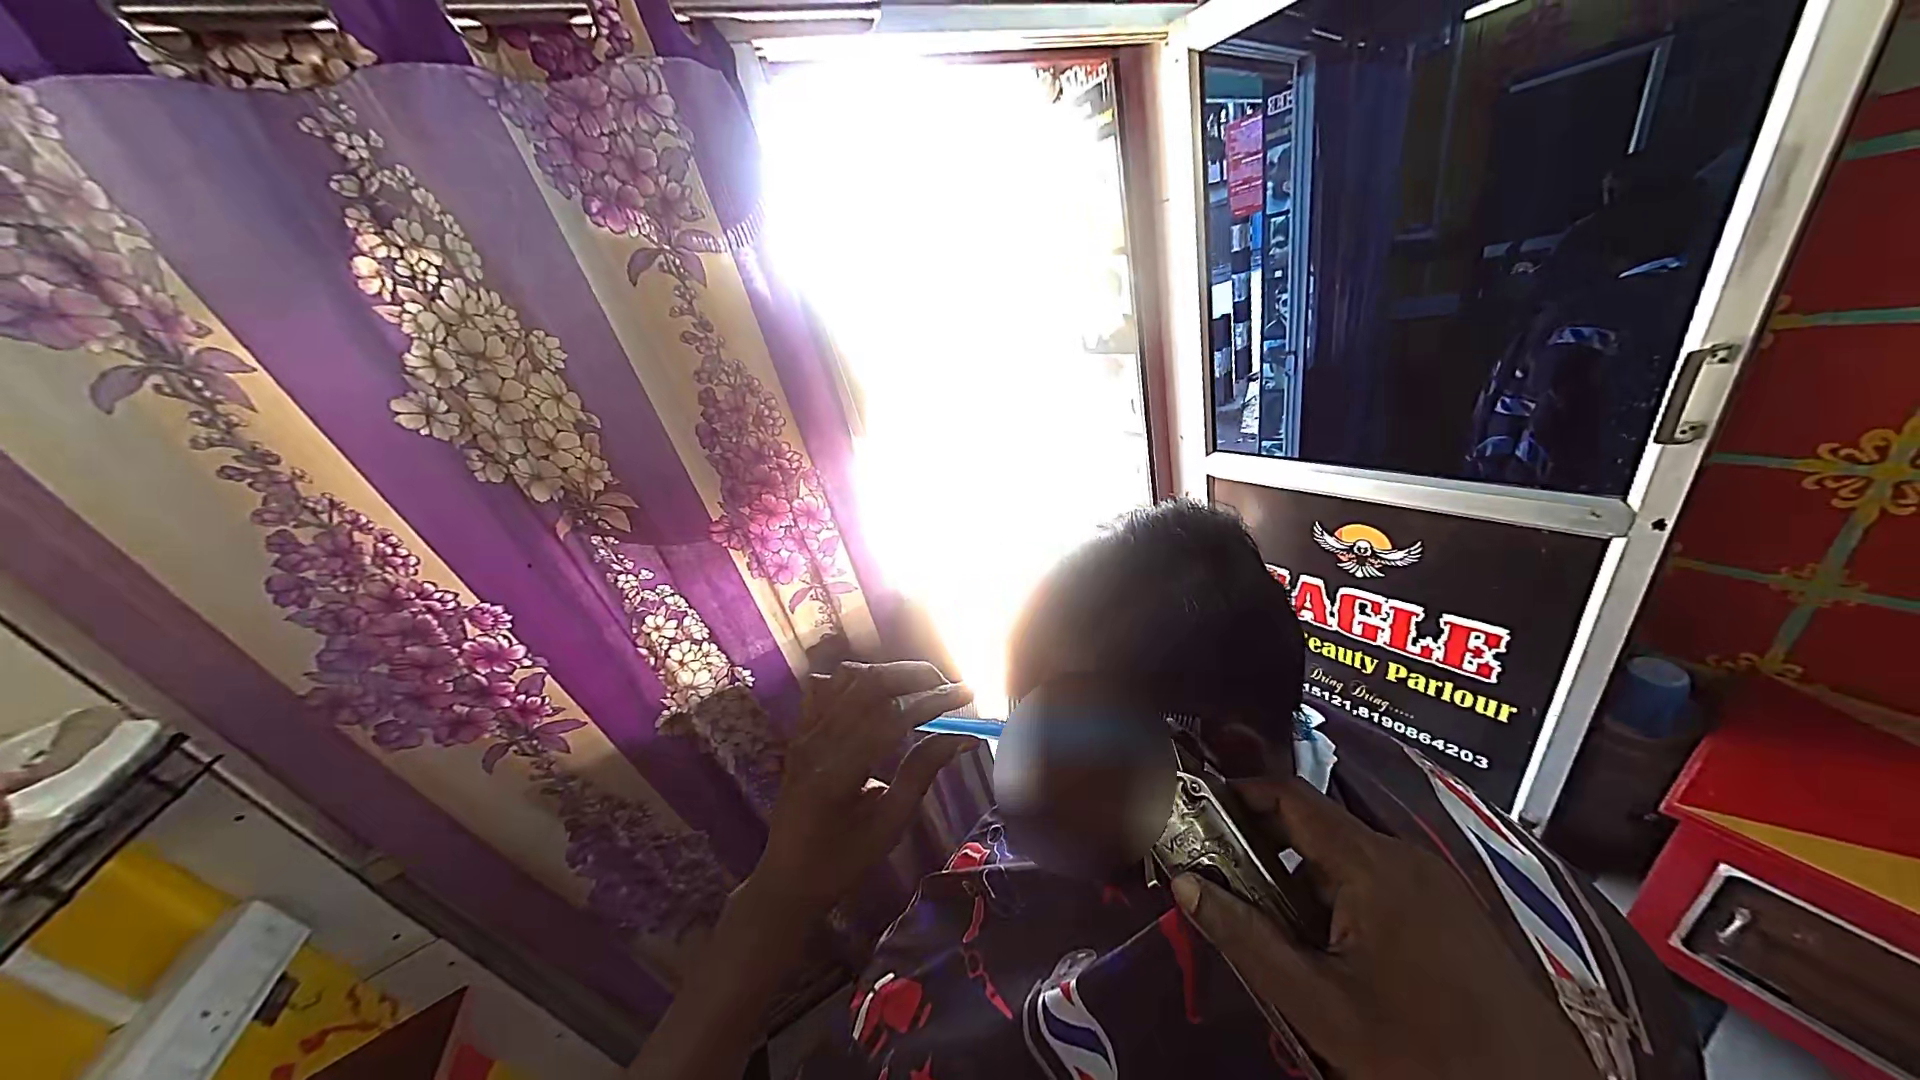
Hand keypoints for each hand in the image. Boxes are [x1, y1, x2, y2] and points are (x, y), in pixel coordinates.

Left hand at [751, 661, 976, 916]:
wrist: (788, 877)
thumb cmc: (842, 860)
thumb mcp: (890, 824)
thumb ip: (922, 772)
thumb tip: (963, 737)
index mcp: (837, 771)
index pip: (891, 718)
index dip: (932, 701)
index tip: (966, 694)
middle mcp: (816, 742)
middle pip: (868, 684)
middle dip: (914, 676)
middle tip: (947, 686)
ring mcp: (804, 733)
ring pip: (847, 679)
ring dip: (888, 673)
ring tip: (921, 685)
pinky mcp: (801, 731)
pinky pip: (828, 688)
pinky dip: (858, 680)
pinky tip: (880, 692)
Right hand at [1170, 774, 1599, 1079]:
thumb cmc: (1425, 1057)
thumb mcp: (1318, 1003)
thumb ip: (1245, 937)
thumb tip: (1187, 884)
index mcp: (1372, 865)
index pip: (1289, 795)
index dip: (1239, 792)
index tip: (1202, 810)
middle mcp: (1404, 856)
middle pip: (1314, 823)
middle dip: (1263, 842)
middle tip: (1226, 874)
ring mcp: (1434, 880)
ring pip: (1344, 853)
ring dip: (1299, 873)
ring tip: (1275, 920)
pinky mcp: (1451, 907)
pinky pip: (1376, 876)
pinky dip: (1338, 892)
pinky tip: (1330, 943)